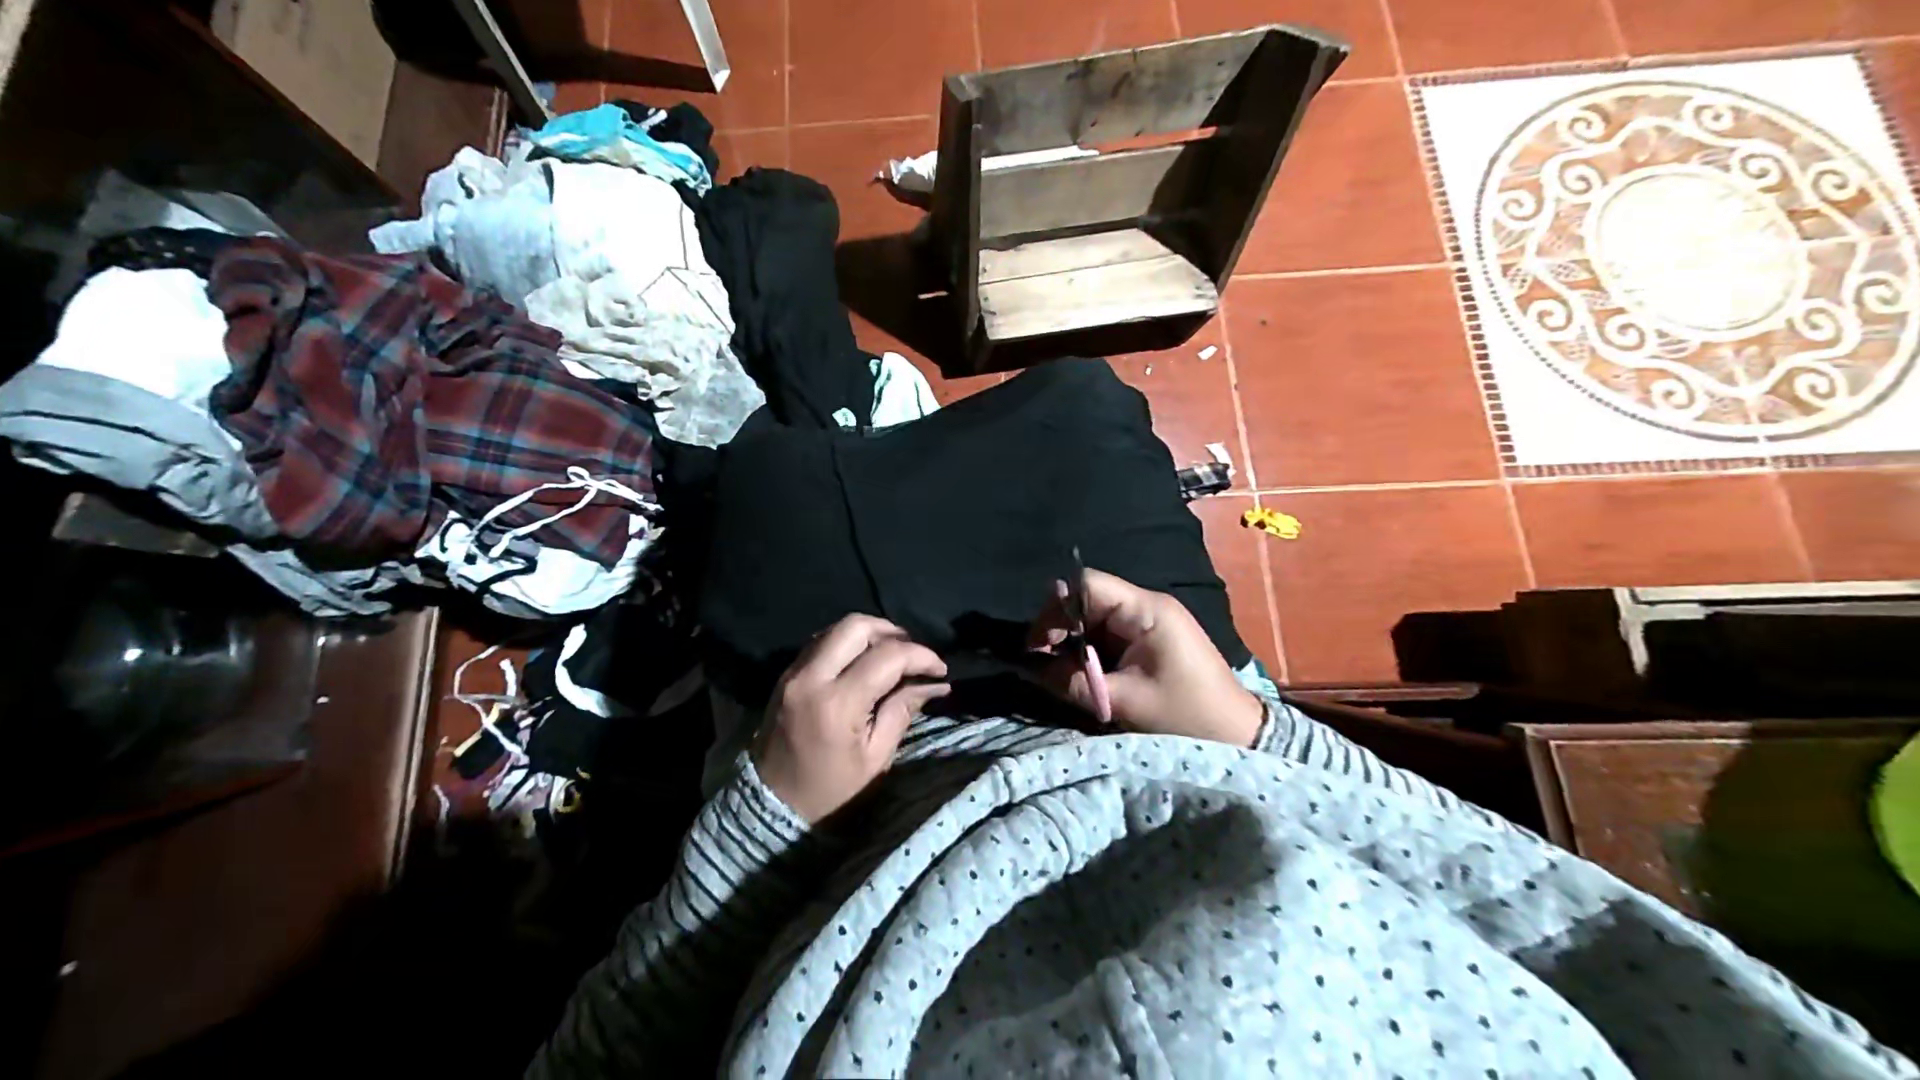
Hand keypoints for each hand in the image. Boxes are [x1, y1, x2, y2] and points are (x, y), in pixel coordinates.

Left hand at [753, 615, 949, 822]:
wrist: (769, 805)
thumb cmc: (829, 790)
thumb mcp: (875, 758)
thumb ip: (903, 710)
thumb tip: (936, 684)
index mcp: (837, 703)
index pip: (887, 656)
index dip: (921, 656)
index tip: (940, 669)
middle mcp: (812, 676)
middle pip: (857, 625)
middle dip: (893, 632)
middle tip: (912, 655)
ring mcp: (793, 672)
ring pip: (837, 628)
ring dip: (869, 634)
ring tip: (891, 656)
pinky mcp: (786, 674)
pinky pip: (821, 641)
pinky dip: (847, 643)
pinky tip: (863, 662)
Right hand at [1030, 569, 1263, 747]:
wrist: (1237, 736)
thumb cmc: (1185, 715)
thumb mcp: (1124, 701)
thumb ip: (1074, 682)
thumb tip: (1034, 669)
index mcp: (1146, 610)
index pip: (1087, 585)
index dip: (1057, 609)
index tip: (1040, 644)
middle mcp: (1146, 606)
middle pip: (1088, 599)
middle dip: (1060, 627)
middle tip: (1041, 659)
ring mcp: (1148, 622)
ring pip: (1094, 617)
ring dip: (1073, 641)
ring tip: (1057, 669)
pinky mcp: (1148, 640)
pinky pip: (1107, 634)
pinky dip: (1088, 650)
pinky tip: (1078, 671)